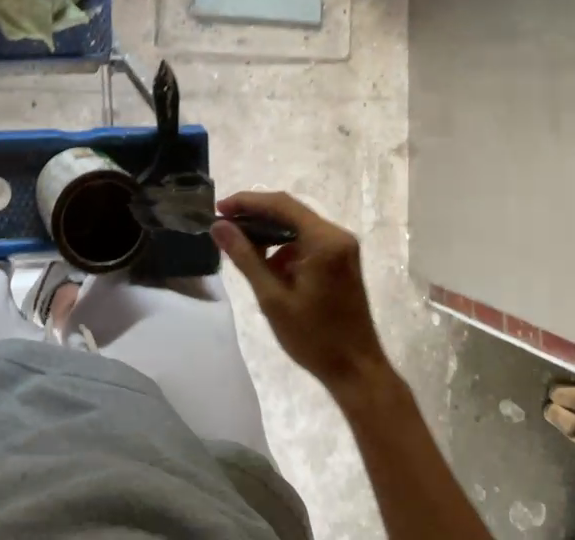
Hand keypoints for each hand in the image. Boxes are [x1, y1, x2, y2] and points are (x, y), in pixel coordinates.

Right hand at [212, 191, 383, 384]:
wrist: (357, 372)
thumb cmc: (315, 337)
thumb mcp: (272, 297)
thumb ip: (245, 256)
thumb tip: (218, 226)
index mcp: (325, 240)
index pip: (281, 204)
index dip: (246, 202)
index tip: (218, 209)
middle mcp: (337, 236)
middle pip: (289, 211)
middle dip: (254, 216)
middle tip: (223, 227)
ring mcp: (341, 248)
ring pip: (295, 226)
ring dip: (267, 233)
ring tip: (239, 247)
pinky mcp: (340, 261)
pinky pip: (305, 241)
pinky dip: (282, 247)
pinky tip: (265, 266)